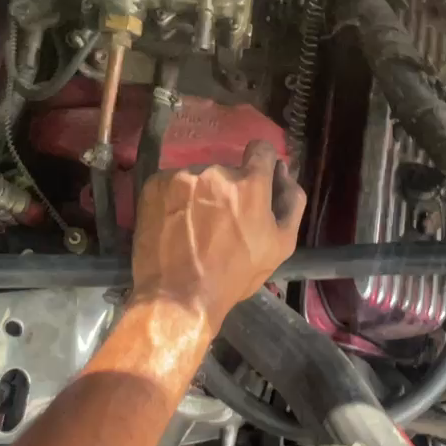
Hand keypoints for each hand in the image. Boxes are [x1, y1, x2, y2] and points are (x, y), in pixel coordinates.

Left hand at [131, 140, 303, 332]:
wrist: (178, 296)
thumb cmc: (234, 275)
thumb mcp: (281, 246)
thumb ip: (291, 202)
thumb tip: (284, 172)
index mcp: (250, 184)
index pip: (261, 149)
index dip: (262, 164)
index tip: (256, 182)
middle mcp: (215, 171)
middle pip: (227, 170)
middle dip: (229, 190)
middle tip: (222, 222)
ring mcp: (181, 176)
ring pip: (198, 178)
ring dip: (201, 195)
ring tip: (195, 227)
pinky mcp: (154, 185)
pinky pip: (172, 184)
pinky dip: (175, 200)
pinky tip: (175, 225)